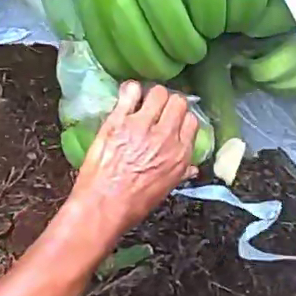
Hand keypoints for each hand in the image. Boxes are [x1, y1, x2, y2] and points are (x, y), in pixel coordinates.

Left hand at [67, 81, 197, 239]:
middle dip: (169, 103)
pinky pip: (130, 91)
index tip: (173, 120)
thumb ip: (180, 172)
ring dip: (152, 95)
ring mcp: (141, 125)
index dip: (182, 118)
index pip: (192, 121)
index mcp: (180, 154)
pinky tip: (127, 96)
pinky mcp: (118, 120)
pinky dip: (130, 90)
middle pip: (177, 102)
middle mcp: (165, 136)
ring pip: (158, 92)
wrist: (103, 205)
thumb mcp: (165, 189)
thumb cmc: (133, 203)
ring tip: (143, 102)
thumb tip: (190, 167)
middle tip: (157, 110)